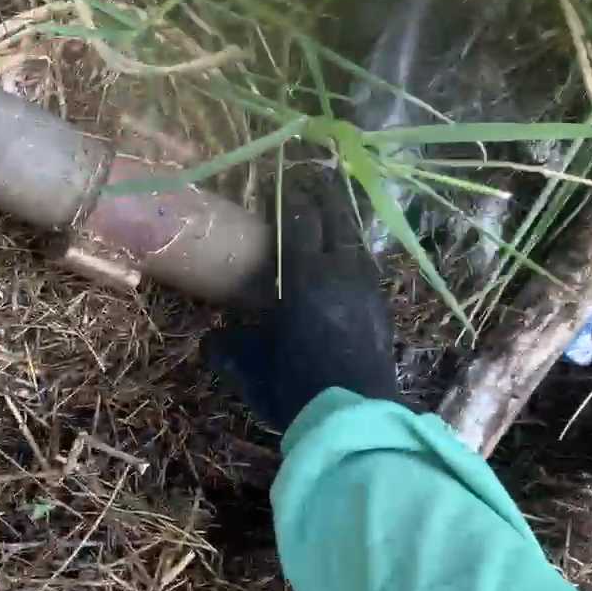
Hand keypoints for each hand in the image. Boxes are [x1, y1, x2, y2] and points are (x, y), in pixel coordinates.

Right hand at [201, 168, 400, 431]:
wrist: (352, 414)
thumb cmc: (295, 386)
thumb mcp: (251, 368)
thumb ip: (229, 348)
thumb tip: (210, 339)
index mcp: (306, 278)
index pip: (300, 223)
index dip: (291, 198)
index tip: (284, 179)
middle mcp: (342, 272)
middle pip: (337, 220)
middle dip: (325, 196)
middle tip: (315, 176)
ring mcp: (367, 289)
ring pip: (357, 240)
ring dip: (344, 221)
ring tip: (333, 210)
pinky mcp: (381, 308)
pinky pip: (366, 265)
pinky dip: (354, 251)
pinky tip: (349, 259)